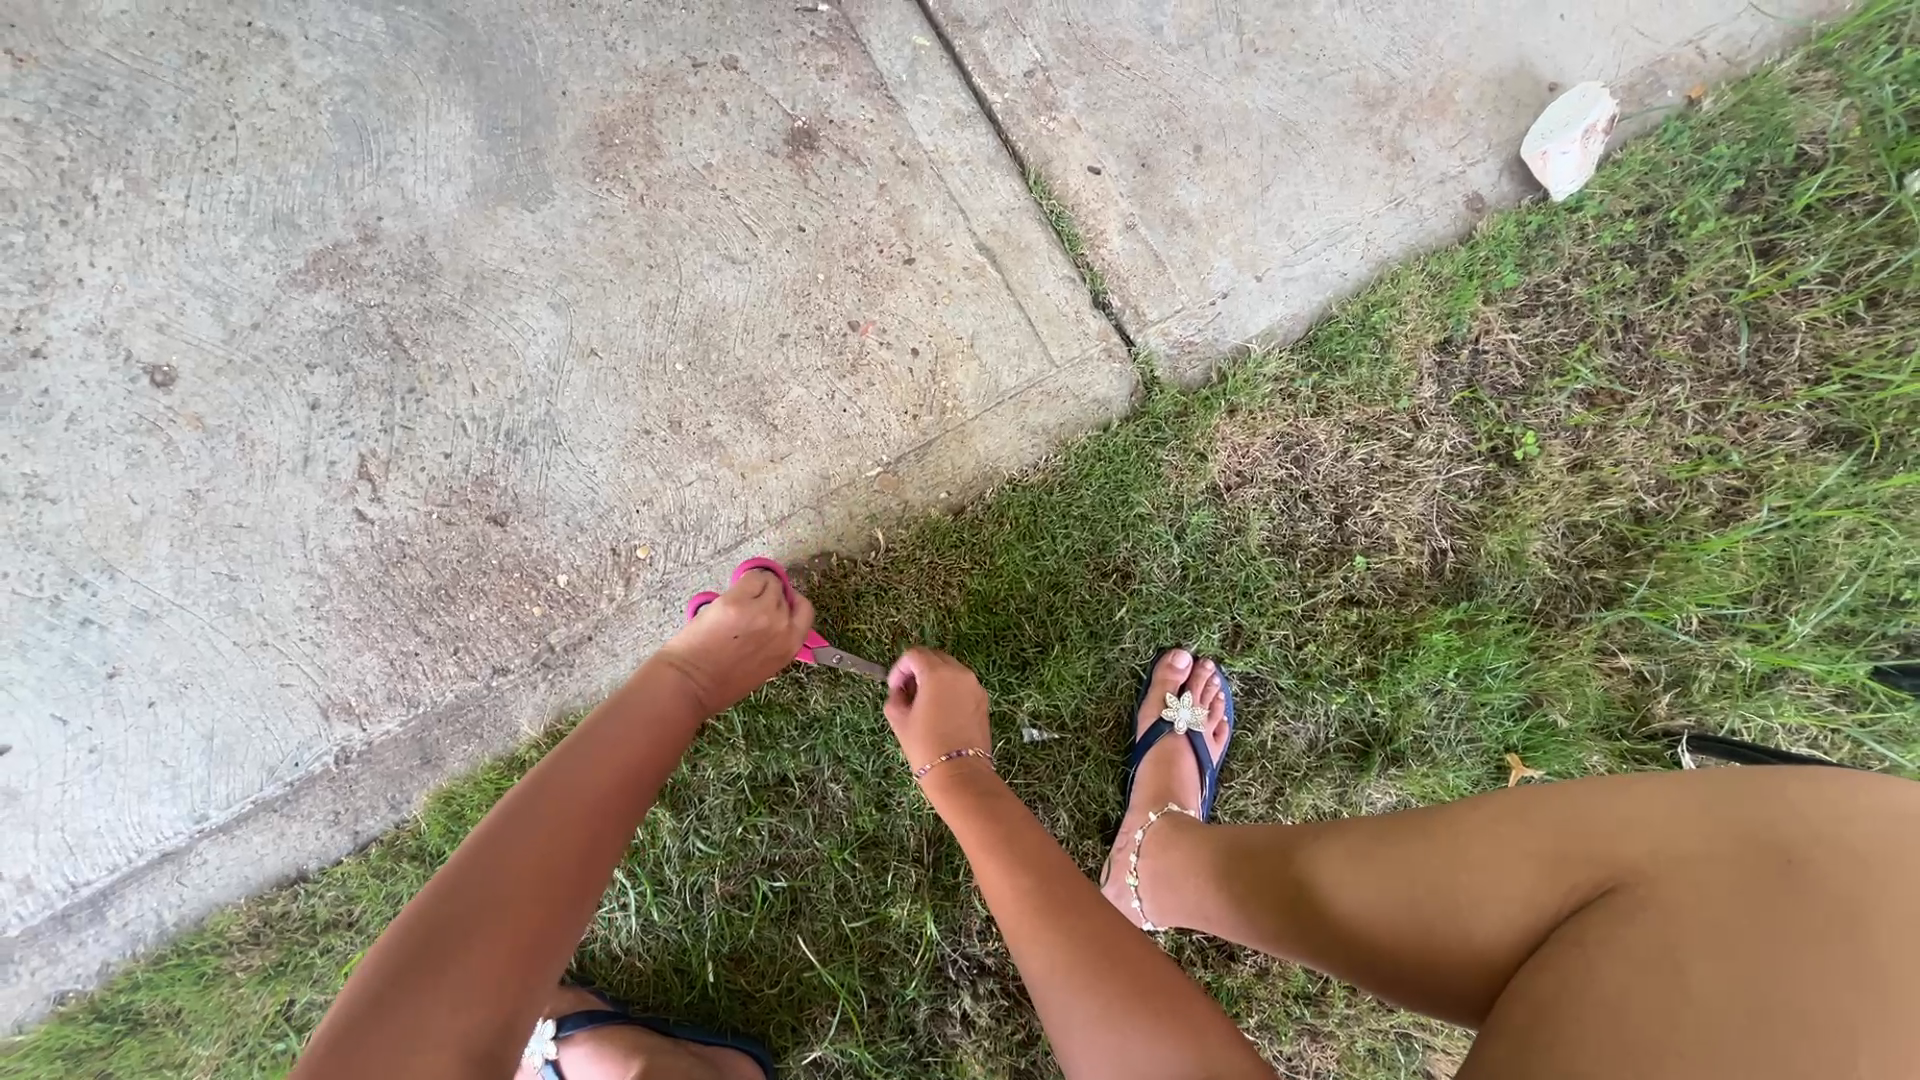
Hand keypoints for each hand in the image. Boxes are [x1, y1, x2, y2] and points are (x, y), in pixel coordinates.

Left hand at [657, 569, 814, 714]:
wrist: (690, 684)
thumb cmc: (722, 683)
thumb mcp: (765, 666)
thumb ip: (776, 641)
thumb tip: (771, 617)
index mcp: (790, 645)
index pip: (805, 610)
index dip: (791, 602)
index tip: (778, 601)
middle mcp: (780, 625)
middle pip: (783, 595)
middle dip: (768, 597)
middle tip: (749, 605)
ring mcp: (759, 611)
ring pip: (768, 582)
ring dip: (755, 587)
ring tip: (737, 600)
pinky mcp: (736, 601)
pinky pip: (749, 578)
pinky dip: (742, 581)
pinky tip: (729, 595)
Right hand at [883, 648, 991, 771]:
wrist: (959, 773)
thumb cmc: (925, 745)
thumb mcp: (899, 719)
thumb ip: (896, 696)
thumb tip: (902, 691)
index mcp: (937, 673)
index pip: (914, 654)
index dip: (899, 668)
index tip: (894, 688)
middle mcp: (960, 672)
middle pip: (934, 657)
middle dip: (917, 670)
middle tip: (906, 693)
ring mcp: (975, 686)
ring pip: (950, 670)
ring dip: (933, 679)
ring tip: (923, 703)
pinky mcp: (983, 700)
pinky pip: (962, 685)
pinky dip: (949, 689)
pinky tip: (940, 711)